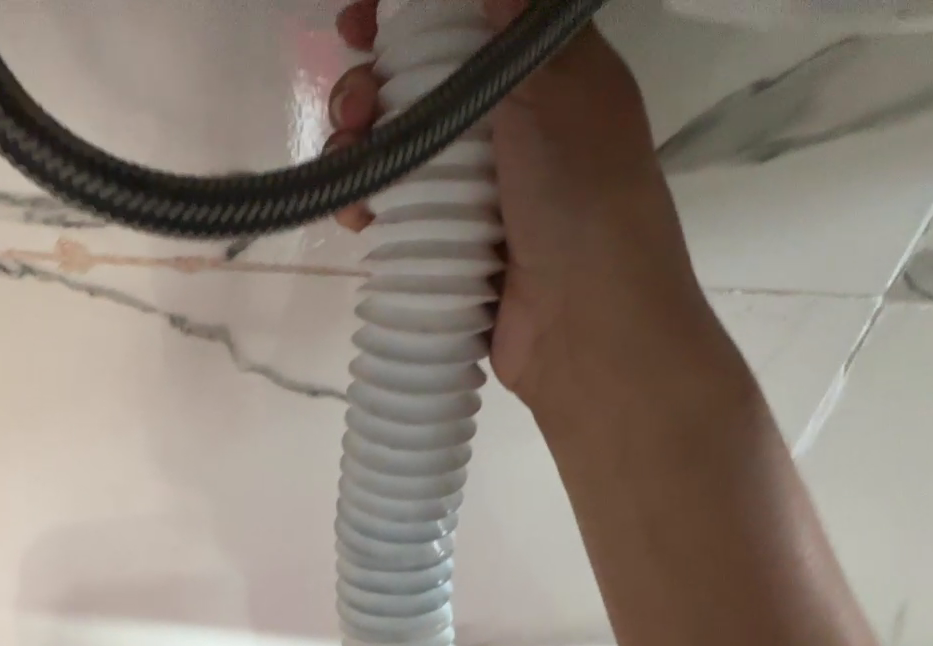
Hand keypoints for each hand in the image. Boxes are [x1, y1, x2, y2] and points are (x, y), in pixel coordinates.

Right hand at [325, 0, 710, 412]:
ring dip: (363, 144)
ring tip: (346, 160)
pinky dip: (370, 200)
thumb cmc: (582, 201)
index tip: (365, 19)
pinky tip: (355, 212)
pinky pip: (400, 206)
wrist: (586, 328)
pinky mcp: (453, 241)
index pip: (475, 18)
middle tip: (352, 105)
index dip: (418, 13)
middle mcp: (514, 123)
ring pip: (404, 145)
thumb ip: (513, 30)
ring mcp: (481, 188)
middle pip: (426, 82)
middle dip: (376, 83)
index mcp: (551, 73)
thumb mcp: (555, 94)